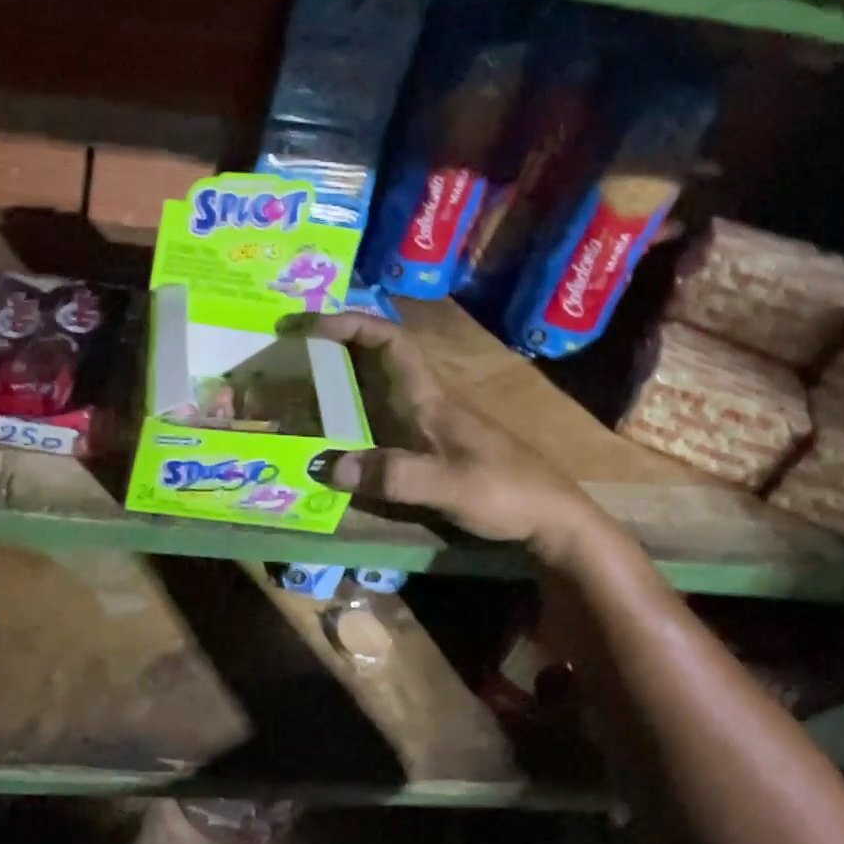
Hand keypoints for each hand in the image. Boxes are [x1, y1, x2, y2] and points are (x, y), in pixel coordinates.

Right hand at [302, 313, 609, 560]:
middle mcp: (426, 403)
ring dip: (341, 383)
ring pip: (377, 391)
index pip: (391, 342)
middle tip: (290, 352)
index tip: (313, 324)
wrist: (553, 519)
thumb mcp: (448, 485)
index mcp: (430, 398)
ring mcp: (428, 427)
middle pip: (376, 360)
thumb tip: (327, 465)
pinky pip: (380, 422)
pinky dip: (352, 419)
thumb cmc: (506, 492)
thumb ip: (392, 475)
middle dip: (336, 348)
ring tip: (298, 388)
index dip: (353, 324)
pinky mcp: (430, 450)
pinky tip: (333, 437)